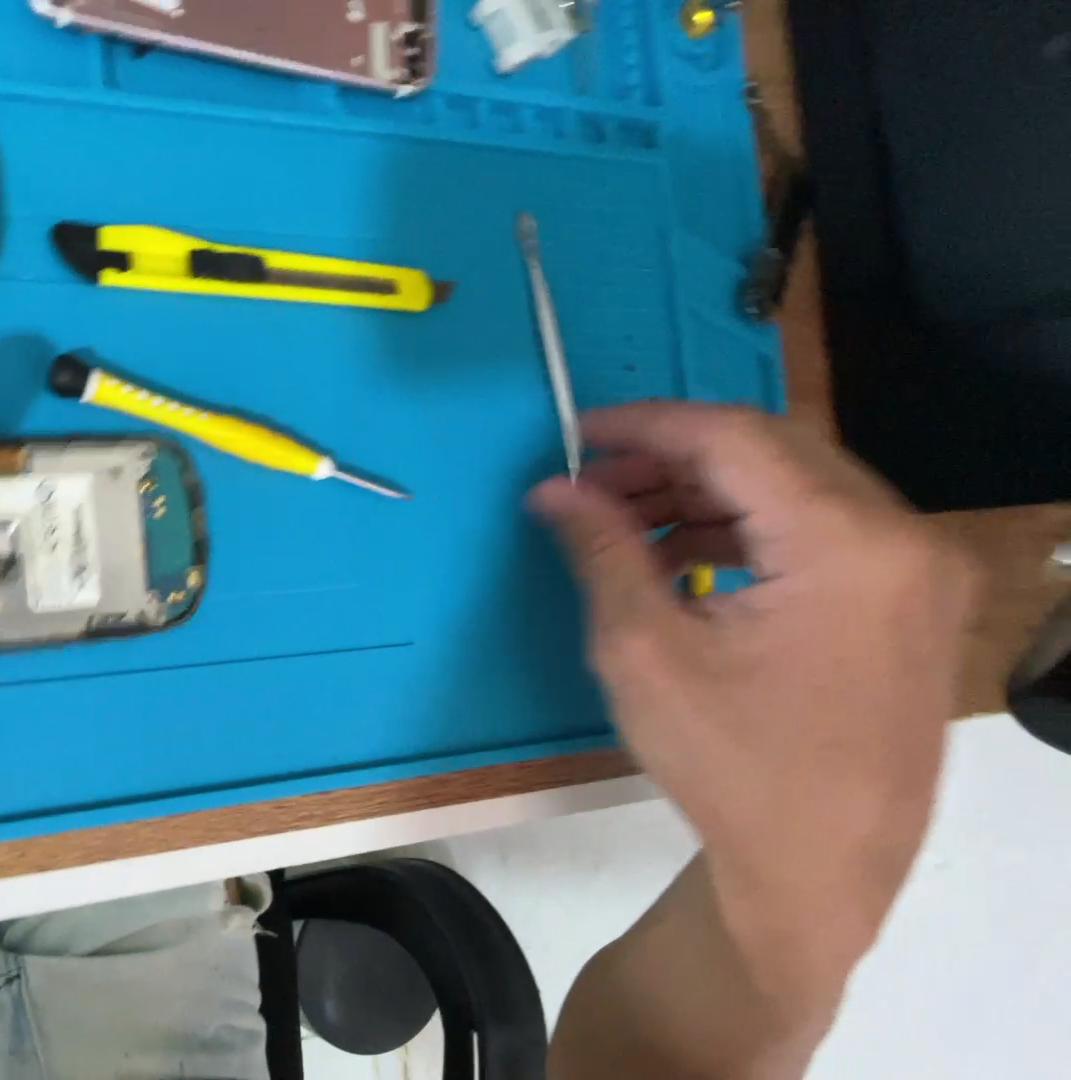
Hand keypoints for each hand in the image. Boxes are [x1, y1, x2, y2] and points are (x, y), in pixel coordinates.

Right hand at [529, 403, 976, 1014]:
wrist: (818, 865)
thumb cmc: (726, 760)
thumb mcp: (640, 649)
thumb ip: (600, 549)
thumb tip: (552, 487)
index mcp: (844, 545)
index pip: (733, 437)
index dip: (643, 424)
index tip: (572, 433)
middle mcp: (899, 539)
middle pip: (770, 450)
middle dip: (666, 455)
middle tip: (587, 480)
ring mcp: (912, 570)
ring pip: (792, 484)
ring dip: (698, 488)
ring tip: (617, 516)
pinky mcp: (903, 600)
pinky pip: (812, 528)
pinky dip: (736, 524)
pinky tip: (673, 551)